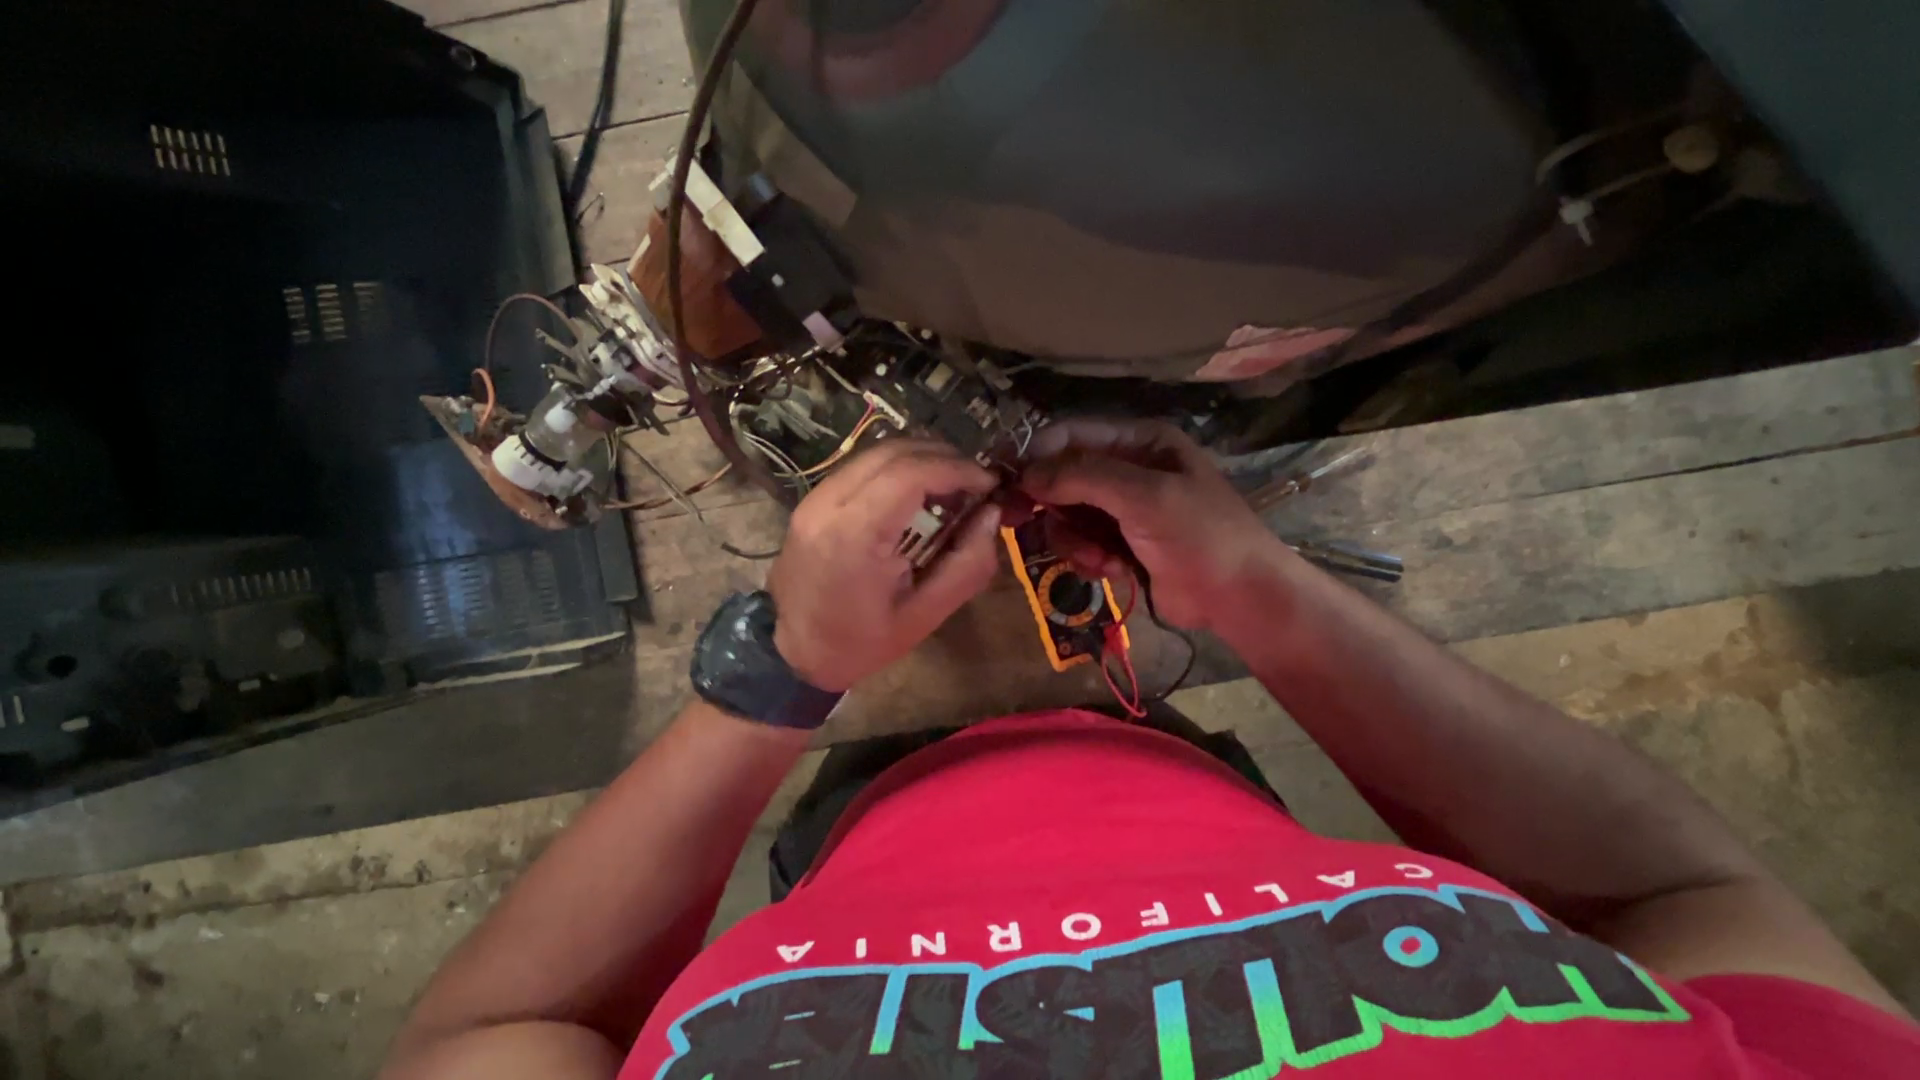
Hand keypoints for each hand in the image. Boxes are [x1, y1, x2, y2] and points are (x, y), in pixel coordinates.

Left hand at [768, 437, 1003, 691]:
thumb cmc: (861, 643)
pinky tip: (917, 492)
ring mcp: (812, 499)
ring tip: (951, 484)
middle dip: (942, 457)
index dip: (956, 469)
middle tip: (975, 481)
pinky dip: (895, 470)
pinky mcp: (810, 502)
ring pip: (874, 454)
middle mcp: (826, 505)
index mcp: (853, 536)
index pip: (910, 474)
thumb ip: (966, 565)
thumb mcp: (925, 616)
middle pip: (892, 453)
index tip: (988, 482)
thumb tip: (992, 515)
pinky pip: (859, 468)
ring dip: (919, 459)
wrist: (794, 654)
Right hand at [1020, 418, 1287, 631]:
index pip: (1071, 434)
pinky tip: (1112, 571)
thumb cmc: (1201, 535)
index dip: (1035, 455)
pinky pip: (1081, 544)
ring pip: (1066, 516)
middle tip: (1021, 524)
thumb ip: (1083, 477)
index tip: (1004, 482)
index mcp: (1140, 441)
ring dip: (1073, 540)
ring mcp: (1123, 509)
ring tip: (1099, 559)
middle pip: (1061, 477)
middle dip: (1052, 505)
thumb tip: (1024, 472)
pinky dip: (1089, 559)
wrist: (1239, 596)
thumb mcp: (1145, 496)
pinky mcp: (1120, 545)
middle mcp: (1128, 468)